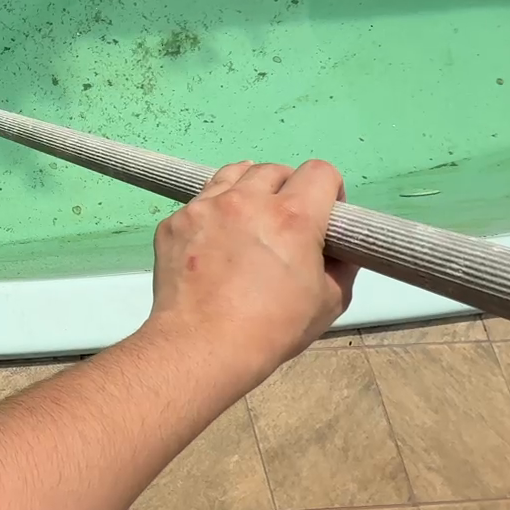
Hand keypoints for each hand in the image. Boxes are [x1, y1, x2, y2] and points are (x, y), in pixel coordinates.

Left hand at [147, 160, 358, 380]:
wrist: (203, 340)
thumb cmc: (274, 325)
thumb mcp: (331, 297)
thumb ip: (337, 260)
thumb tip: (332, 245)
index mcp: (292, 216)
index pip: (319, 171)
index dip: (330, 189)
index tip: (326, 211)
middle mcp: (244, 201)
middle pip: (271, 169)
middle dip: (287, 186)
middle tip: (286, 217)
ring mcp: (201, 208)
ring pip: (230, 175)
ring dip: (247, 188)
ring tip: (250, 216)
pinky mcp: (172, 221)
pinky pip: (198, 202)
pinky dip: (213, 212)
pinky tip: (214, 240)